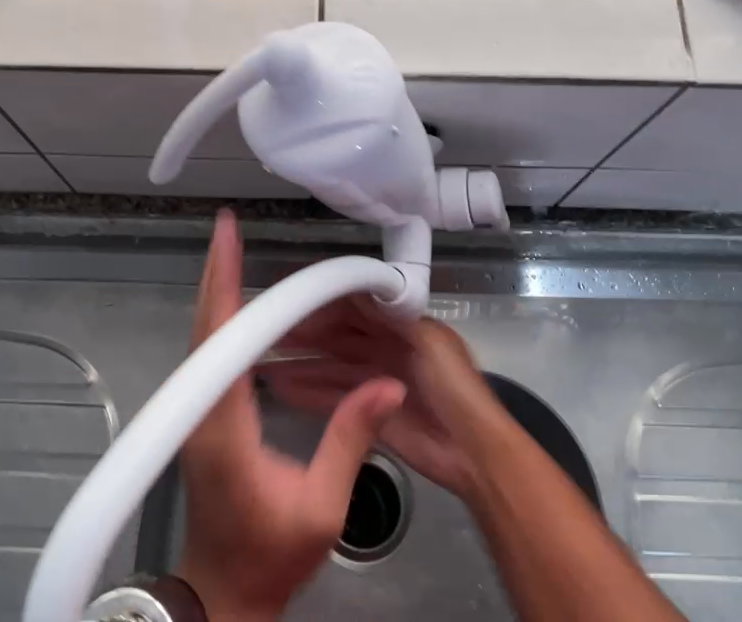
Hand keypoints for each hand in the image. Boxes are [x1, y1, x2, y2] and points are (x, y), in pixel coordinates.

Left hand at [177, 211, 406, 621]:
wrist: (225, 591)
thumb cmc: (272, 555)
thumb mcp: (322, 507)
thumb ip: (351, 439)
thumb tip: (389, 383)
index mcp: (223, 429)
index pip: (223, 342)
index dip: (225, 286)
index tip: (226, 240)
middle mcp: (198, 414)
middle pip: (204, 330)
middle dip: (215, 274)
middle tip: (227, 229)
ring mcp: (192, 418)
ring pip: (200, 342)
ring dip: (215, 295)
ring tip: (232, 254)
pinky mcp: (197, 421)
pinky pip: (206, 359)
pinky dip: (218, 323)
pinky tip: (235, 308)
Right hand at [265, 302, 494, 499]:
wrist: (475, 452)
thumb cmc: (456, 390)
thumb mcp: (432, 343)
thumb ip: (395, 315)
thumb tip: (359, 289)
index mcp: (406, 327)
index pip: (358, 307)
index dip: (328, 303)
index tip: (297, 301)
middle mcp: (389, 349)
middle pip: (341, 335)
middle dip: (308, 332)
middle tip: (272, 331)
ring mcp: (378, 382)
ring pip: (332, 366)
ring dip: (303, 363)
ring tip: (266, 361)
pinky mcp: (370, 413)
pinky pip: (334, 397)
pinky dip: (309, 392)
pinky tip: (282, 388)